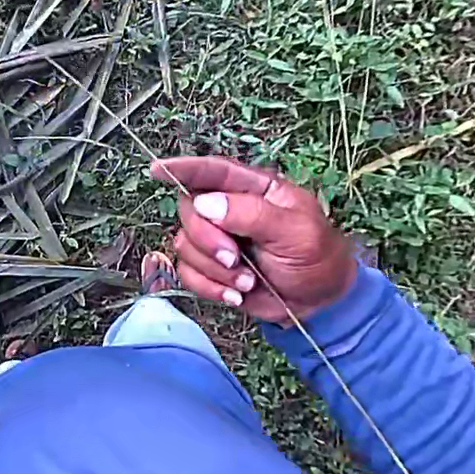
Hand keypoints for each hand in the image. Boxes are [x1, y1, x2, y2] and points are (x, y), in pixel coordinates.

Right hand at [152, 157, 356, 323]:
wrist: (318, 304)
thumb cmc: (317, 259)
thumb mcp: (295, 232)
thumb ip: (251, 214)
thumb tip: (204, 203)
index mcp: (253, 190)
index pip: (213, 172)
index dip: (183, 168)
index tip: (156, 170)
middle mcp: (228, 210)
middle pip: (190, 211)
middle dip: (208, 240)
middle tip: (235, 260)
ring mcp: (216, 240)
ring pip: (185, 244)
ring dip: (214, 270)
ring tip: (248, 282)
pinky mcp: (209, 269)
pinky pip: (187, 273)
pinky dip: (209, 288)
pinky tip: (236, 296)